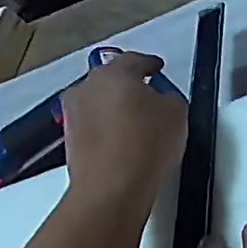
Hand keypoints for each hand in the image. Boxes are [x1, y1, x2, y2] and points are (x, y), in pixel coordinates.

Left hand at [60, 49, 185, 215]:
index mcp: (114, 73)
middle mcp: (87, 87)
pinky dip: (106, 128)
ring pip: (98, 101)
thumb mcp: (177, 113)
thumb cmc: (146, 144)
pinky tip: (122, 142)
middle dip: (129, 85)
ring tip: (136, 123)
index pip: (134, 60)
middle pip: (111, 79)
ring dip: (115, 107)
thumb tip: (162, 100)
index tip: (157, 67)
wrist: (111, 188)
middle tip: (149, 96)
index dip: (150, 63)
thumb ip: (170, 98)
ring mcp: (74, 113)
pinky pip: (93, 125)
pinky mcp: (69, 139)